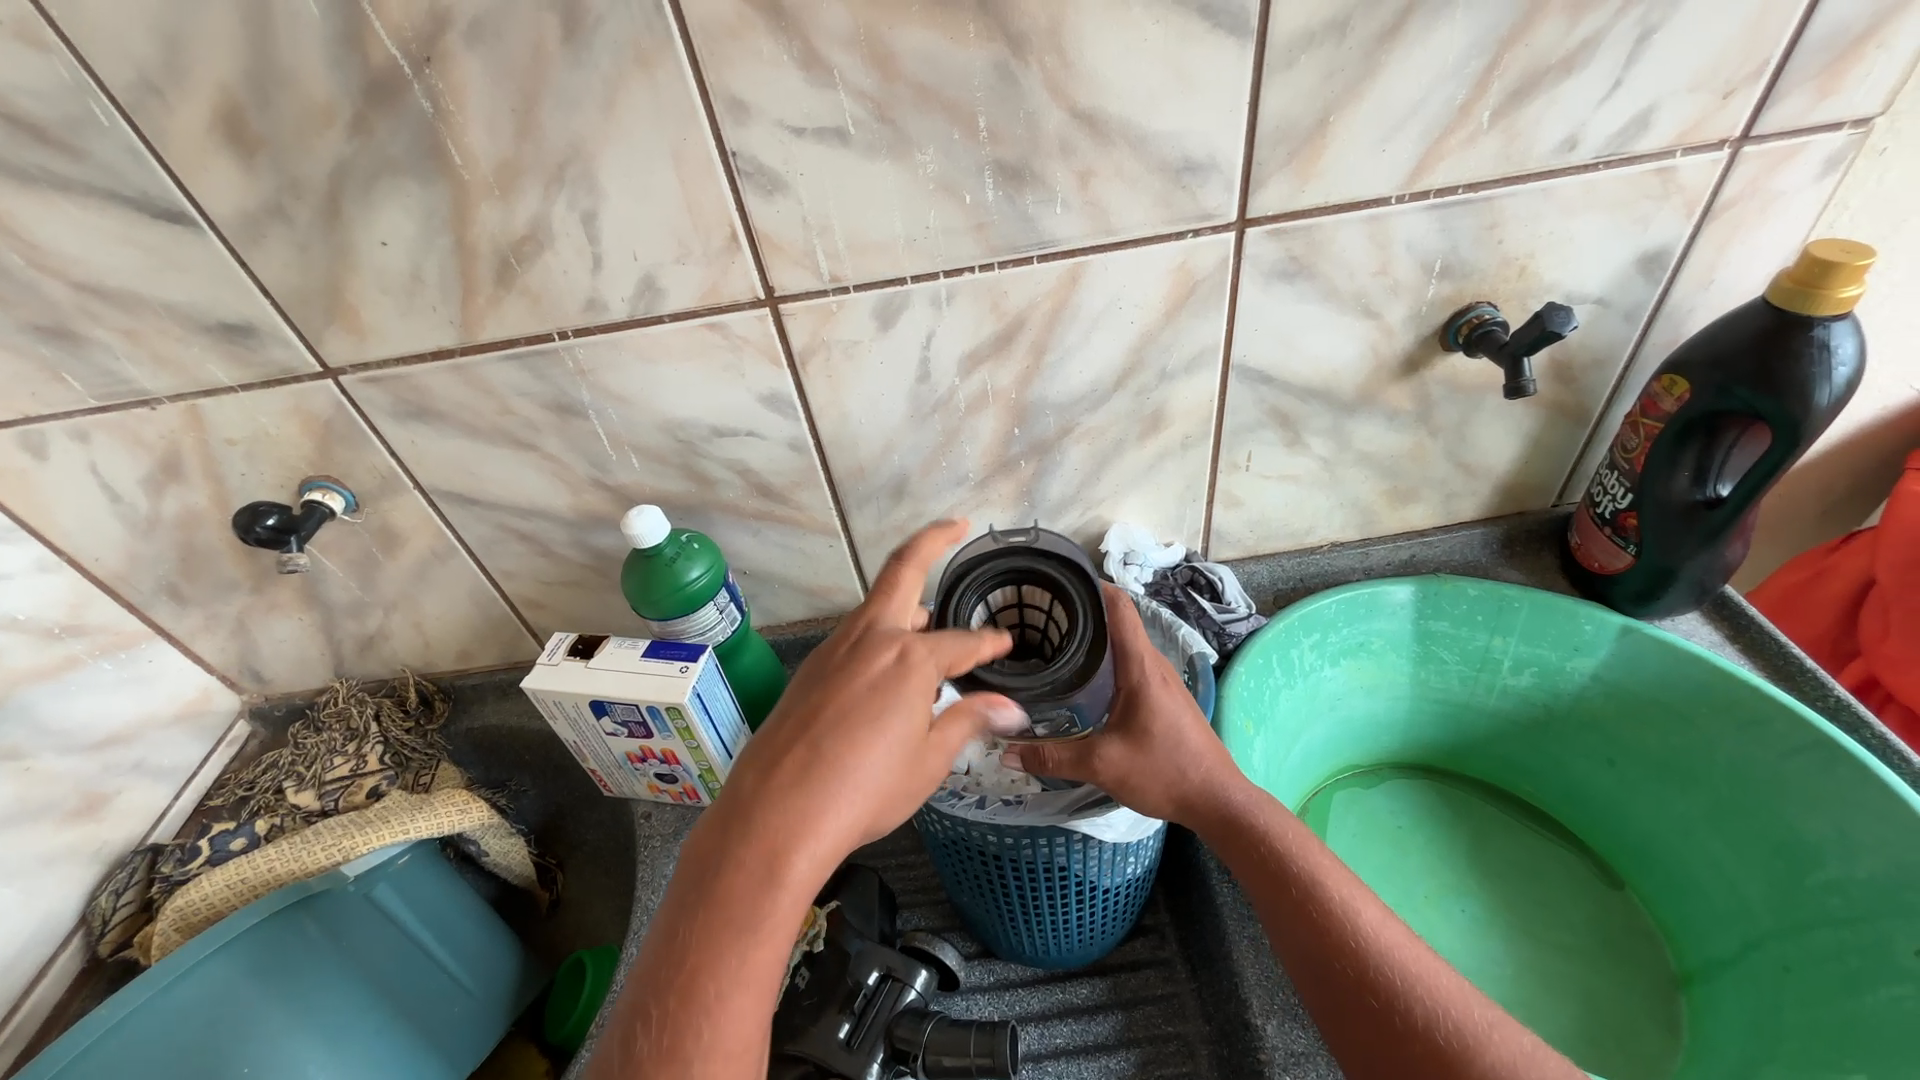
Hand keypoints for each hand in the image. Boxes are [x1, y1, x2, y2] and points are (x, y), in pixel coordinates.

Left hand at [714, 519, 1028, 854]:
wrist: (778, 810)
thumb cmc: (865, 790)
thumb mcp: (928, 760)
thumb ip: (968, 721)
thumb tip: (1010, 709)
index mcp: (910, 659)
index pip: (963, 643)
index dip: (989, 643)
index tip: (1005, 642)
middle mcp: (872, 638)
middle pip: (903, 570)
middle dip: (933, 540)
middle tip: (958, 524)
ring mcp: (836, 648)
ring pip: (877, 605)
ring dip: (907, 598)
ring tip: (931, 615)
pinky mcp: (812, 667)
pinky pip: (856, 635)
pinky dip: (881, 634)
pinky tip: (889, 664)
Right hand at [1005, 583, 1248, 825]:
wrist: (1217, 800)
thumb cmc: (1165, 772)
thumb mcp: (1102, 765)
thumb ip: (1053, 757)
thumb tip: (1006, 752)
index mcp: (1141, 666)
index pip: (1119, 606)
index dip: (1091, 586)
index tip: (1057, 582)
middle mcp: (1154, 664)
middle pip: (1117, 622)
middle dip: (1081, 613)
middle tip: (1040, 618)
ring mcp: (1163, 681)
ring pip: (1124, 646)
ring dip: (1093, 640)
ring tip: (1053, 645)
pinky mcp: (1164, 698)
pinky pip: (1130, 665)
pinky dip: (1105, 662)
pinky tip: (1082, 682)